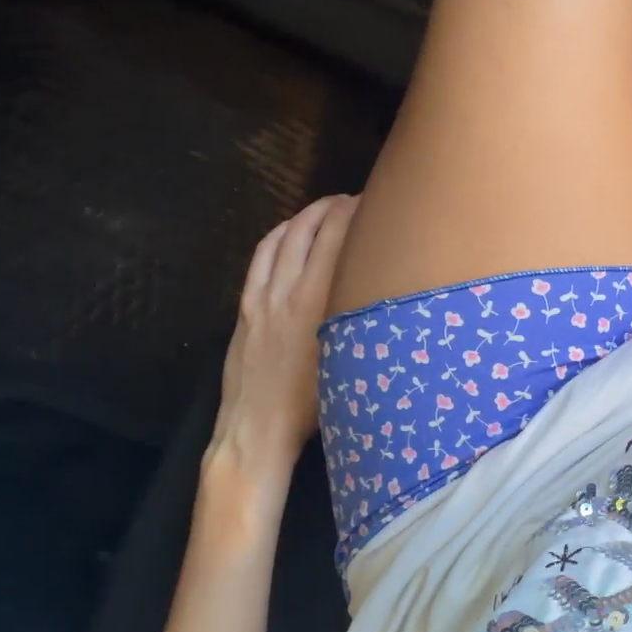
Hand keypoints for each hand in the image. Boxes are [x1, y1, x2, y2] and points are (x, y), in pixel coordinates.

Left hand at [208, 195, 358, 472]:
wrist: (256, 430)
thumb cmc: (312, 405)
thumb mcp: (348, 360)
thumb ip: (361, 320)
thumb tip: (386, 291)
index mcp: (318, 303)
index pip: (337, 240)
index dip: (354, 214)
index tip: (373, 204)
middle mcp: (288, 291)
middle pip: (310, 231)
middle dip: (333, 208)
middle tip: (355, 200)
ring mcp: (262, 297)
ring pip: (284, 239)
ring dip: (306, 216)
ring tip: (326, 207)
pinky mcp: (245, 307)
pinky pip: (260, 257)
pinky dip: (278, 235)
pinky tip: (289, 230)